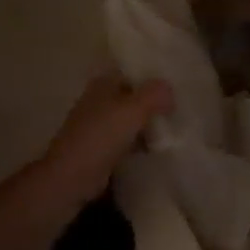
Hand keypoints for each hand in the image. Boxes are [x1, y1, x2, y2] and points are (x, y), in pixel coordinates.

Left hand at [41, 75, 172, 200]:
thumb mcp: (133, 109)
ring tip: (174, 127)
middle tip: (180, 107)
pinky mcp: (101, 147)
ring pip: (132, 117)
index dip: (154, 76)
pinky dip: (142, 141)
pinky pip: (128, 138)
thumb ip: (155, 94)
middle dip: (155, 101)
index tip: (177, 84)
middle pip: (135, 94)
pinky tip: (157, 147)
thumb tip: (170, 91)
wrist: (70, 178)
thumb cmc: (101, 136)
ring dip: (150, 122)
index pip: (134, 71)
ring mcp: (99, 124)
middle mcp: (100, 99)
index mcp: (104, 83)